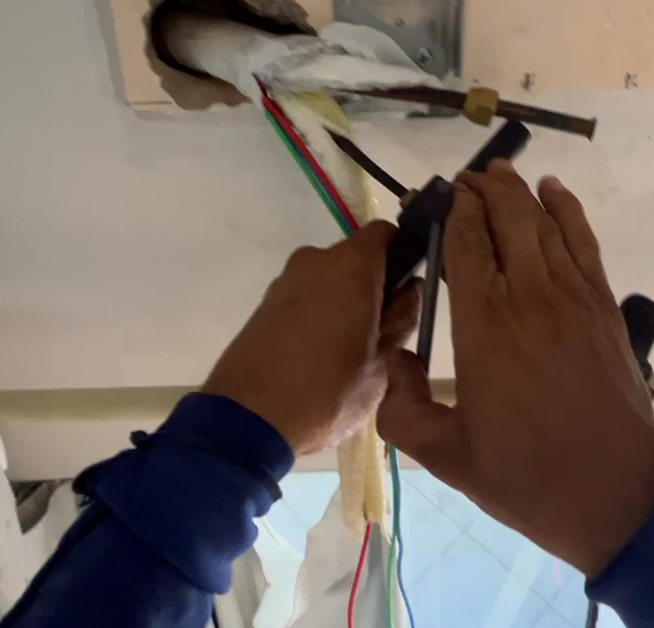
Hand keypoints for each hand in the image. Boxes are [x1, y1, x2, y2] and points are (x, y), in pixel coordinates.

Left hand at [202, 220, 420, 454]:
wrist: (246, 420)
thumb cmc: (328, 388)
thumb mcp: (383, 363)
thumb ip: (401, 320)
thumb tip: (406, 293)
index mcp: (352, 265)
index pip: (386, 233)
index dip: (401, 255)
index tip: (405, 291)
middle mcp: (317, 260)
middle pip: (356, 260)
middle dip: (371, 287)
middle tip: (380, 334)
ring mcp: (285, 280)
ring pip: (329, 280)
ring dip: (342, 303)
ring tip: (346, 354)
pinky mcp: (264, 304)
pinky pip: (304, 298)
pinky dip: (316, 316)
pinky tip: (316, 358)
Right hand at [376, 162, 653, 576]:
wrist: (619, 497)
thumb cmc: (528, 476)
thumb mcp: (447, 456)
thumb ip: (401, 408)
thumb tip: (395, 359)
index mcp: (484, 325)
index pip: (465, 245)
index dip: (453, 212)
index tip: (441, 196)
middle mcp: (528, 295)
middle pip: (506, 218)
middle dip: (483, 190)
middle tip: (465, 180)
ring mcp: (572, 295)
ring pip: (543, 222)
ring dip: (519, 192)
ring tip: (500, 173)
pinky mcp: (602, 304)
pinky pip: (583, 241)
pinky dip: (567, 209)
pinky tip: (553, 190)